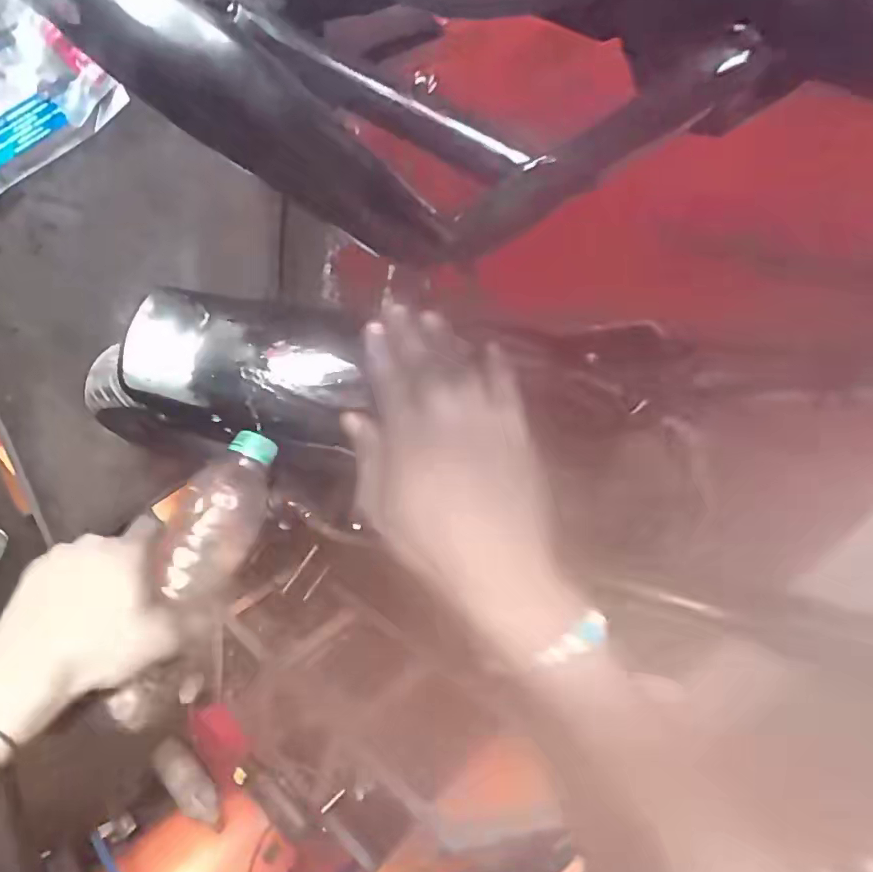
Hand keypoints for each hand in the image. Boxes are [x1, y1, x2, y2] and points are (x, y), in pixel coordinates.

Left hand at [0, 521, 179, 742]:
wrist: (28, 665)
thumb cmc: (99, 650)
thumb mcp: (158, 643)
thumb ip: (191, 619)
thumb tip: (213, 604)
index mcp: (125, 551)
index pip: (152, 527)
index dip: (161, 545)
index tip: (164, 569)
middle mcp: (92, 541)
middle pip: (118, 546)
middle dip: (126, 567)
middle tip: (130, 602)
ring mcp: (57, 553)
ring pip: (88, 558)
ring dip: (95, 576)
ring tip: (94, 613)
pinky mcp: (31, 569)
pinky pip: (59, 571)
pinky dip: (66, 585)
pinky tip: (64, 615)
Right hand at [342, 305, 584, 659]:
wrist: (500, 566)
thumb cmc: (426, 542)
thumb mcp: (379, 505)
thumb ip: (368, 455)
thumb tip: (354, 416)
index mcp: (408, 435)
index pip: (390, 381)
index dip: (380, 352)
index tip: (372, 326)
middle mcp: (447, 416)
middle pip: (426, 365)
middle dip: (409, 334)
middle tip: (397, 305)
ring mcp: (487, 420)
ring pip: (464, 368)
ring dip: (447, 340)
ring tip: (433, 316)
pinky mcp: (518, 431)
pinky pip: (506, 388)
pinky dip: (497, 365)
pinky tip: (488, 348)